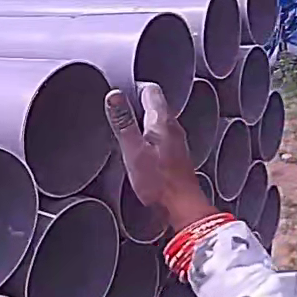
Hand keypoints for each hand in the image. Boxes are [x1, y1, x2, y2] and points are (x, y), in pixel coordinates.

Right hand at [106, 84, 215, 230]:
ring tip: (128, 126)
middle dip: (139, 103)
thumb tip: (114, 95)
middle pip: (157, 105)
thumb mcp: (133, 151)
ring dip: (144, 121)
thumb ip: (123, 122)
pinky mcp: (176, 157)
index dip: (135, 87)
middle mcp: (174, 128)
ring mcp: (177, 143)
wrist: (182, 209)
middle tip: (121, 107)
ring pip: (160, 122)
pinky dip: (150, 136)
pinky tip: (141, 148)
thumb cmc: (159, 183)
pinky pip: (162, 137)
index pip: (152, 91)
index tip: (121, 91)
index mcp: (163, 121)